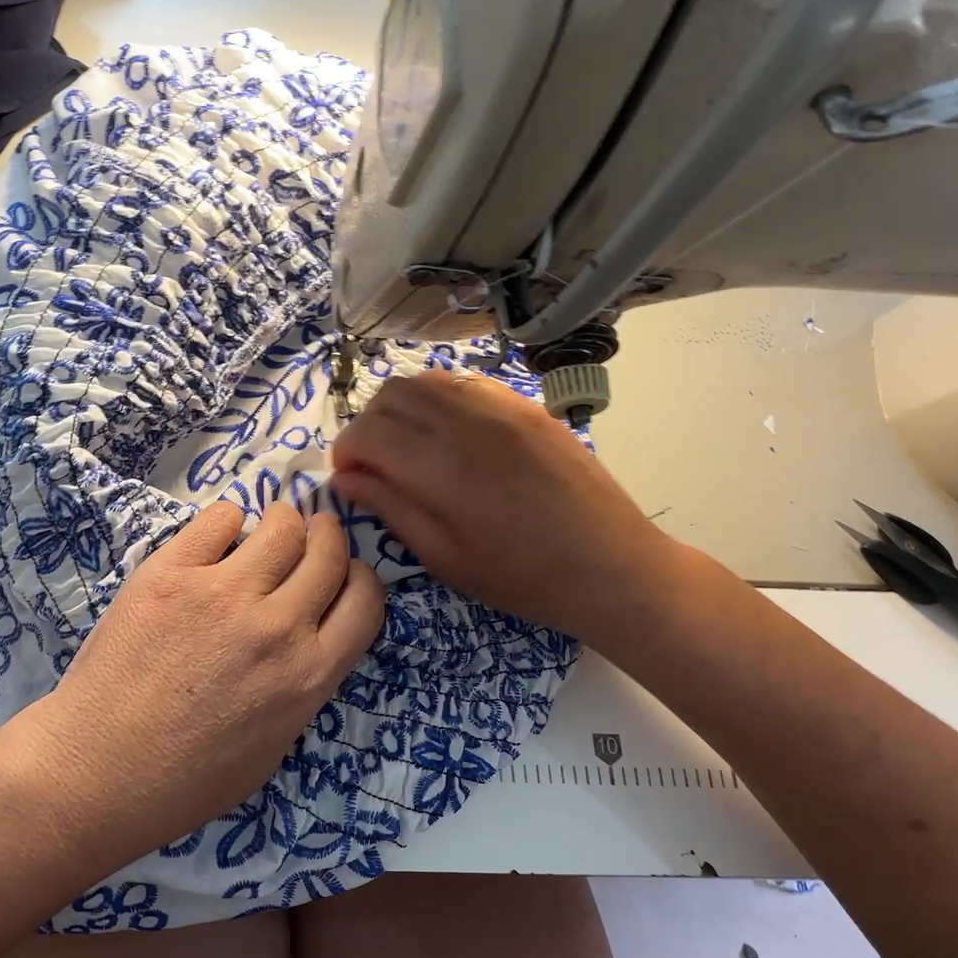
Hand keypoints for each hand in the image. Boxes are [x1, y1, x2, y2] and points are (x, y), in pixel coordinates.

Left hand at [3, 502, 384, 852]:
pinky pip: (219, 518)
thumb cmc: (187, 778)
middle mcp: (277, 625)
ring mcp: (222, 593)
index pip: (366, 599)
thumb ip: (301, 686)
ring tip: (262, 535)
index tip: (342, 576)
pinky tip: (214, 542)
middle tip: (309, 537)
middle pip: (328, 550)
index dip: (359, 578)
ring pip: (281, 524)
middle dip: (326, 537)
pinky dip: (226, 523)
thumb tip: (304, 638)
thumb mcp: (274, 747)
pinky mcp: (171, 572)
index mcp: (310, 674)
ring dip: (282, 522)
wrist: (101, 769)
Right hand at [330, 370, 687, 644]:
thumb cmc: (522, 577)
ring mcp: (502, 407)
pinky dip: (441, 399)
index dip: (346, 452)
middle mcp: (466, 422)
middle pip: (391, 395)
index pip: (368, 432)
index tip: (350, 479)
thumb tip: (345, 480)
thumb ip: (390, 509)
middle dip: (369, 425)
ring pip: (427, 380)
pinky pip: (466, 383)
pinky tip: (449, 434)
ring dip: (402, 407)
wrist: (612, 567)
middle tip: (375, 464)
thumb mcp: (444, 557)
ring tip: (408, 446)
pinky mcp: (527, 406)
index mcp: (441, 467)